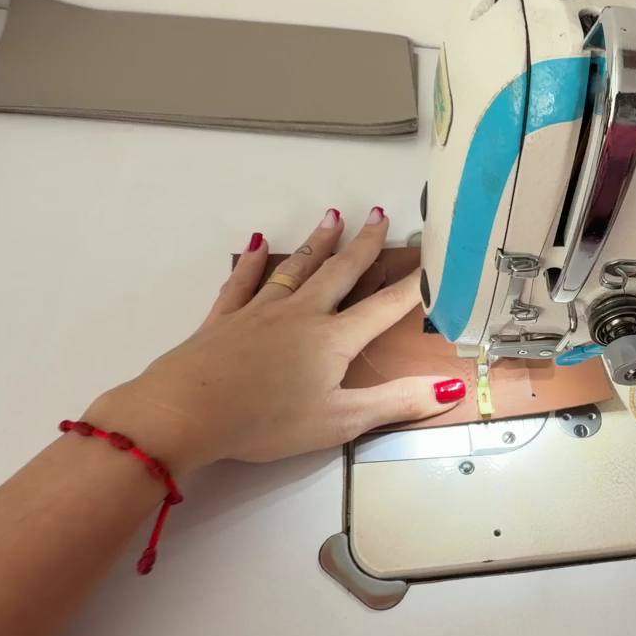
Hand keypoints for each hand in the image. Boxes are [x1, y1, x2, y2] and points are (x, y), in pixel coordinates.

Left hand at [86, 207, 462, 475]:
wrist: (184, 414)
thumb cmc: (267, 421)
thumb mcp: (342, 421)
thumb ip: (397, 402)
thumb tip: (451, 389)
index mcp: (333, 339)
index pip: (384, 308)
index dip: (413, 287)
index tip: (433, 262)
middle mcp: (302, 315)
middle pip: (340, 273)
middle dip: (363, 244)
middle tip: (379, 214)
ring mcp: (260, 312)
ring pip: (296, 269)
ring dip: (317, 243)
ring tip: (333, 216)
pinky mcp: (224, 319)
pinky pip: (242, 283)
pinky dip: (250, 262)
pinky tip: (254, 244)